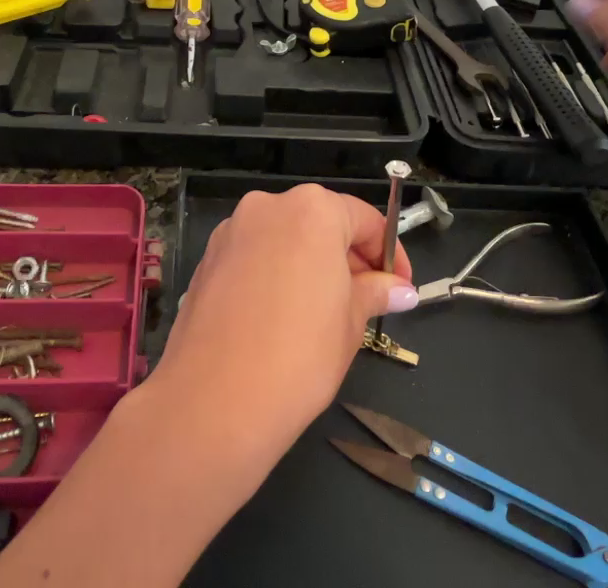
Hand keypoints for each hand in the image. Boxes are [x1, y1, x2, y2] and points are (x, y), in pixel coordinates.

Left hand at [149, 184, 415, 458]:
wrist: (215, 400)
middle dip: (347, 257)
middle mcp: (268, 207)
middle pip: (320, 222)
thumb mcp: (351, 323)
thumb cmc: (299, 356)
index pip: (364, 219)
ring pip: (284, 238)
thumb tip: (399, 289)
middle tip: (367, 302)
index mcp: (312, 210)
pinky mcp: (207, 260)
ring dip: (310, 265)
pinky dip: (275, 274)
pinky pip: (254, 256)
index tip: (400, 287)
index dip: (389, 254)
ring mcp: (231, 231)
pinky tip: (283, 317)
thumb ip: (374, 293)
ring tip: (325, 313)